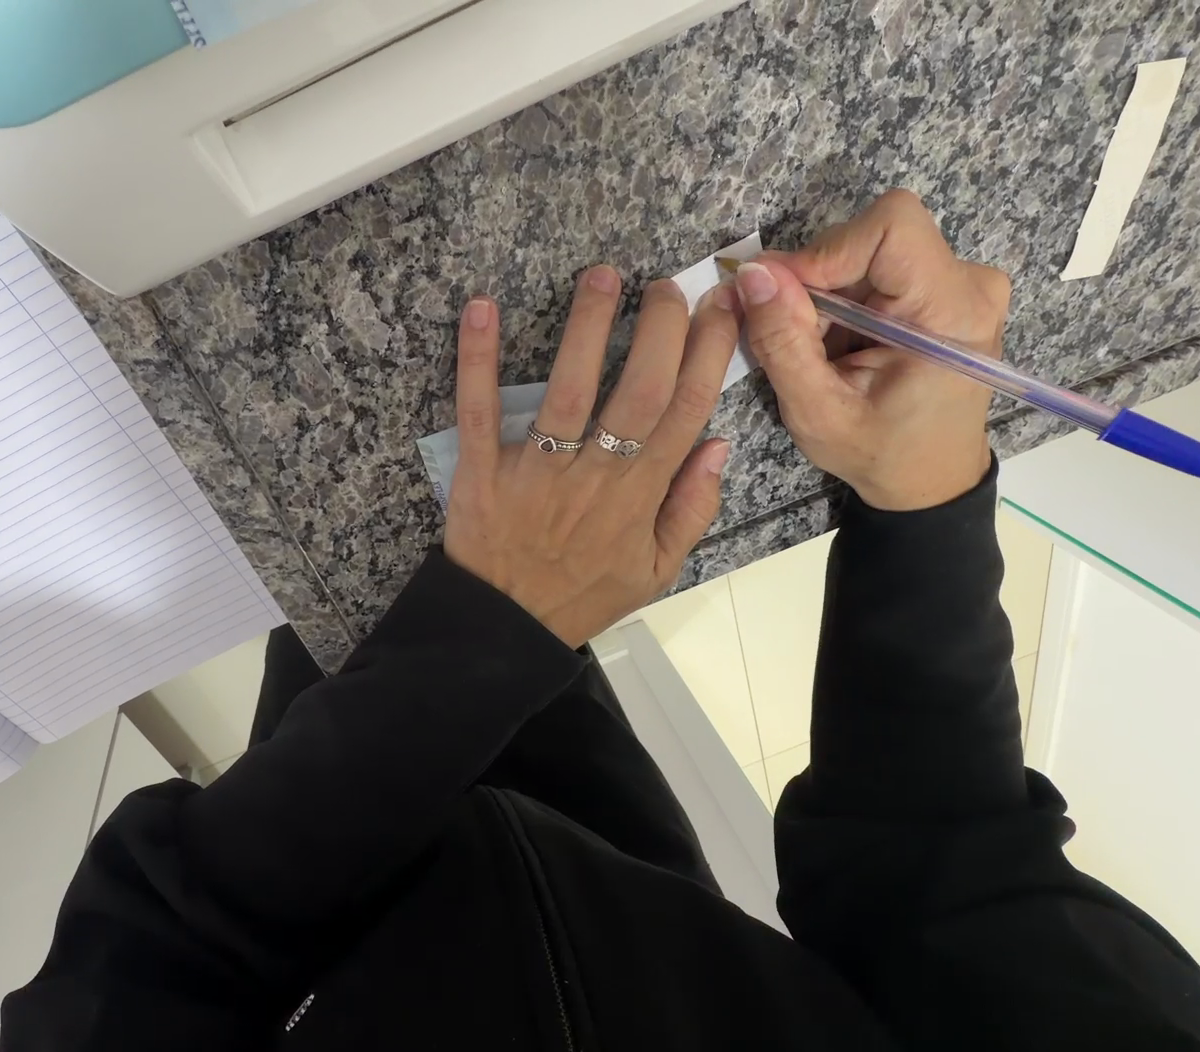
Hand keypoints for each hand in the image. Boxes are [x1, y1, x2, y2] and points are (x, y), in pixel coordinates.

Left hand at [445, 267, 738, 647]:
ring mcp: (538, 470)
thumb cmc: (583, 594)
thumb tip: (720, 444)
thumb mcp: (656, 570)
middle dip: (660, 328)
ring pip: (570, 389)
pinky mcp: (484, 472)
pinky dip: (478, 361)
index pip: (686, 411)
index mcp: (641, 495)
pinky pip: (480, 411)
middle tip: (665, 285)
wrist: (507, 628)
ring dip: (587, 326)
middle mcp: (596, 474)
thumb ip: (692, 510)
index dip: (708, 353)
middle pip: (640, 389)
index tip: (719, 306)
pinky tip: (482, 309)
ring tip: (601, 275)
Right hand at [733, 190, 1008, 510]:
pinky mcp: (945, 286)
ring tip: (821, 349)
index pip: (890, 226)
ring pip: (867, 251)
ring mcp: (961, 281)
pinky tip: (840, 343)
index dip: (825, 252)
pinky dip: (842, 300)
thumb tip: (751, 273)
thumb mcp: (815, 411)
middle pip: (871, 238)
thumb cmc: (877, 453)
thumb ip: (782, 341)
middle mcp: (968, 281)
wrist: (928, 476)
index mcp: (951, 310)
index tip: (784, 298)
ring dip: (826, 295)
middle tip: (798, 340)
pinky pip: (876, 266)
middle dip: (817, 282)